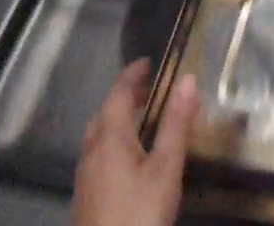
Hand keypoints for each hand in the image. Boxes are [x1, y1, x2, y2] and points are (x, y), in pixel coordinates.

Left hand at [72, 59, 201, 225]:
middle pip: (103, 116)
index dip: (131, 76)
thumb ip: (176, 123)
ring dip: (117, 121)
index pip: (116, 97)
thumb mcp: (166, 167)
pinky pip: (98, 156)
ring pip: (98, 138)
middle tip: (149, 90)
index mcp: (109, 141)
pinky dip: (115, 142)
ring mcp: (86, 179)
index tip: (147, 62)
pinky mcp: (87, 199)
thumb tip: (187, 79)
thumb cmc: (139, 213)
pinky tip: (132, 158)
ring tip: (144, 119)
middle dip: (124, 98)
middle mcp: (91, 155)